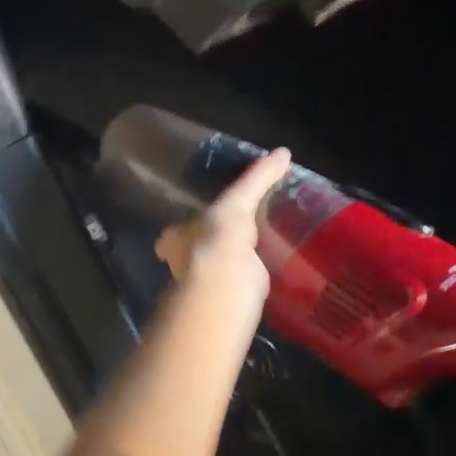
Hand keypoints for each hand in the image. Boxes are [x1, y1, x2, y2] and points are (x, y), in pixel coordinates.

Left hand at [155, 147, 292, 292]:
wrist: (223, 285)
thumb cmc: (218, 238)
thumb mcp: (238, 202)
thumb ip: (256, 179)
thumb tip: (282, 152)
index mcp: (173, 238)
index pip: (173, 232)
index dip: (185, 227)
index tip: (199, 224)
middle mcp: (177, 264)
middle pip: (188, 254)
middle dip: (203, 250)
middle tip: (225, 242)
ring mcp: (195, 286)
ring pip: (206, 274)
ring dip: (220, 269)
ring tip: (243, 260)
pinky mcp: (216, 303)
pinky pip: (227, 291)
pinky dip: (239, 287)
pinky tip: (254, 282)